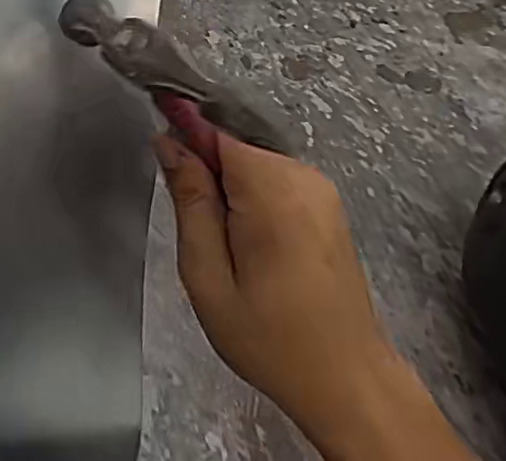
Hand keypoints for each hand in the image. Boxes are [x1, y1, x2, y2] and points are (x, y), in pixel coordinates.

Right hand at [157, 134, 475, 460]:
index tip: (156, 122)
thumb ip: (189, 199)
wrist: (349, 382)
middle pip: (232, 146)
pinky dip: (250, 195)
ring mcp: (319, 187)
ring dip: (227, 186)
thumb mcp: (207, 274)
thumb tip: (170, 143)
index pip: (214, 130)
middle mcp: (301, 175)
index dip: (182, 125)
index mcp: (271, 188)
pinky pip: (272, 177)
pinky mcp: (326, 201)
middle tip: (198, 227)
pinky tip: (251, 241)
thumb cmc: (272, 338)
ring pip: (250, 161)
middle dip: (205, 171)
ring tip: (227, 244)